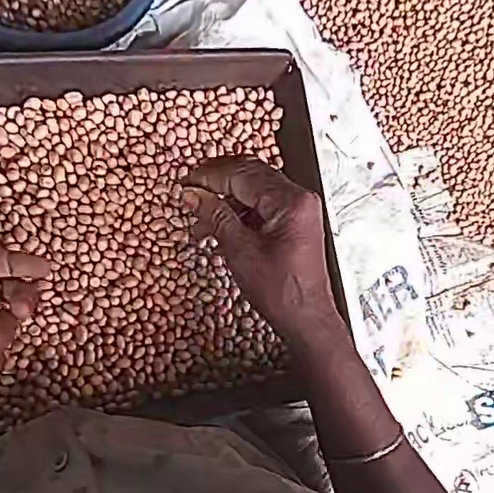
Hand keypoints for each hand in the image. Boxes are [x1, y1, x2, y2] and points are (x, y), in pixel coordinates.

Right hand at [183, 156, 345, 354]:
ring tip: (203, 218)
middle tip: (191, 192)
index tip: (187, 184)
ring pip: (256, 189)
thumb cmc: (283, 293)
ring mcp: (300, 210)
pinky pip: (264, 205)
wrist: (306, 319)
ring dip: (227, 199)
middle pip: (251, 174)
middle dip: (217, 183)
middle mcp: (300, 199)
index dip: (209, 177)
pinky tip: (223, 226)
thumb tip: (194, 195)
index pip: (243, 173)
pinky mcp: (296, 223)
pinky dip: (241, 212)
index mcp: (291, 202)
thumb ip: (216, 216)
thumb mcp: (241, 252)